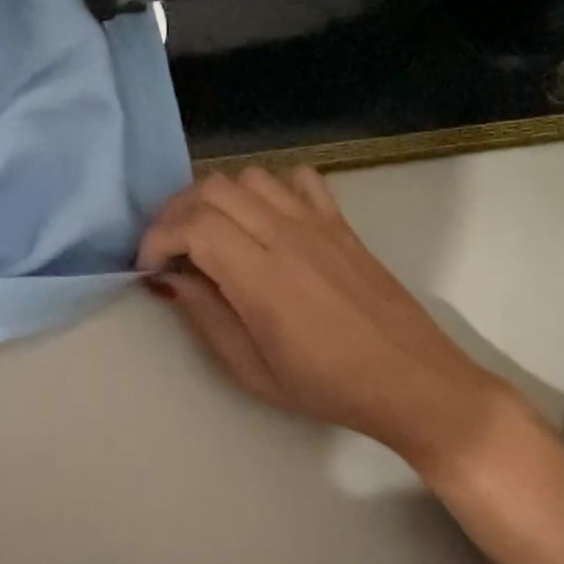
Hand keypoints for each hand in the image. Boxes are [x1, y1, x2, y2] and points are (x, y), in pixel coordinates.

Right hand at [137, 167, 509, 469]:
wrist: (413, 382)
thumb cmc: (328, 387)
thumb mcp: (251, 371)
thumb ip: (205, 317)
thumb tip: (170, 278)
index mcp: (262, 278)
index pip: (194, 225)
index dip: (158, 237)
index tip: (150, 265)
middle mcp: (286, 236)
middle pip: (213, 188)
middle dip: (176, 212)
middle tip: (169, 247)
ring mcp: (317, 223)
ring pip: (250, 176)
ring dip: (217, 197)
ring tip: (210, 232)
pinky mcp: (340, 222)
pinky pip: (297, 178)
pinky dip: (269, 188)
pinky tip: (265, 219)